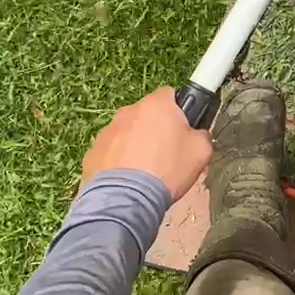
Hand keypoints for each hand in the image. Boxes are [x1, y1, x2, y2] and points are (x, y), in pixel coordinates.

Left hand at [81, 87, 211, 199]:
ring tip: (145, 173)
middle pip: (146, 114)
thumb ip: (202, 135)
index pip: (170, 94)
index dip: (179, 110)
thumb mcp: (202, 151)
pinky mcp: (92, 153)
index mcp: (156, 105)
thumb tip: (197, 134)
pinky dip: (118, 163)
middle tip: (166, 154)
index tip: (183, 128)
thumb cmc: (167, 170)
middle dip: (155, 129)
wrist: (125, 201)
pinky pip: (110, 153)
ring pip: (127, 133)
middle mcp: (128, 111)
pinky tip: (127, 182)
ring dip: (135, 145)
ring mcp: (107, 132)